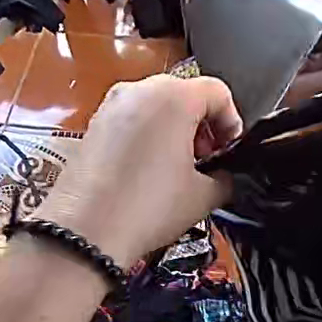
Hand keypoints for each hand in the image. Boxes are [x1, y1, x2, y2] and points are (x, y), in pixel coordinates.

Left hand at [35, 76, 241, 269]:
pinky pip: (133, 121)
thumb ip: (225, 178)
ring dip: (176, 132)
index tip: (231, 150)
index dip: (233, 122)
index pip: (218, 92)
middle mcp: (140, 90)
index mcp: (173, 98)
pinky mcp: (94, 125)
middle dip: (203, 126)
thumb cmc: (146, 208)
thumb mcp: (204, 197)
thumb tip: (224, 176)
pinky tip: (152, 175)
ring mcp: (112, 105)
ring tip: (180, 171)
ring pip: (157, 106)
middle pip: (186, 95)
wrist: (88, 231)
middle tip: (208, 162)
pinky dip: (150, 138)